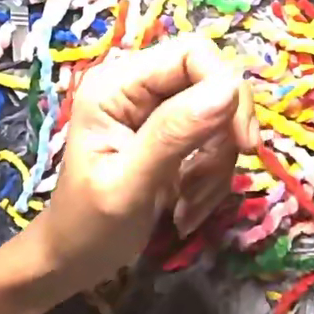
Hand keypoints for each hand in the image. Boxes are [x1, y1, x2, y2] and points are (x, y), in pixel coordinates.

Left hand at [22, 36, 256, 296]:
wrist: (73, 260)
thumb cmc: (87, 226)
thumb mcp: (128, 184)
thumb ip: (173, 134)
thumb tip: (229, 89)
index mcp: (116, 84)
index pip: (192, 53)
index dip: (226, 89)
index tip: (240, 143)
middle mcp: (138, 86)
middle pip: (214, 82)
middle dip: (223, 137)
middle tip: (207, 184)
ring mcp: (156, 110)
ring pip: (221, 117)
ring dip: (217, 167)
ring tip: (187, 205)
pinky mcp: (172, 135)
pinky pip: (216, 143)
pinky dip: (212, 178)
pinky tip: (186, 207)